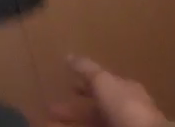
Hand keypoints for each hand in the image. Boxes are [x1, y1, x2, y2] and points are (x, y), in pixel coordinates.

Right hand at [48, 56, 168, 126]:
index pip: (102, 85)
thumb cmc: (126, 108)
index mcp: (124, 91)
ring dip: (71, 123)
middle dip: (72, 109)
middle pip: (95, 109)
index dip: (84, 85)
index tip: (67, 86)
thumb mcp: (103, 81)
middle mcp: (124, 111)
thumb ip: (86, 68)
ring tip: (48, 123)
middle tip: (51, 109)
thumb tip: (68, 55)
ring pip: (92, 124)